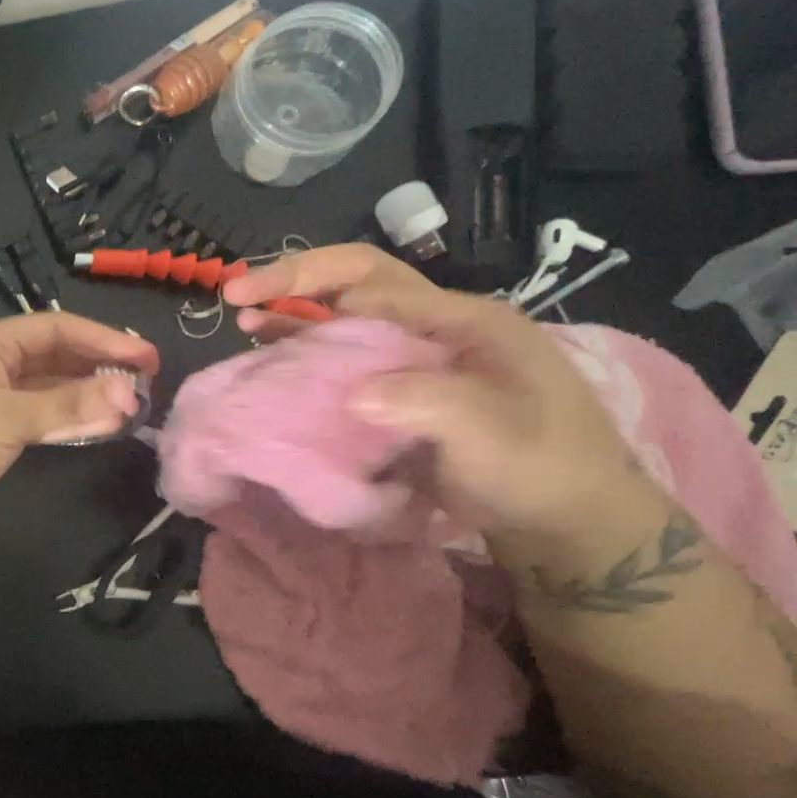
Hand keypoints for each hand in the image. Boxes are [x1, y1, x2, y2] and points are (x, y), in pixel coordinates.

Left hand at [0, 314, 157, 529]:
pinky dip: (63, 419)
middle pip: (54, 355)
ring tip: (129, 408)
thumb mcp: (10, 419)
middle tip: (145, 385)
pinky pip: (34, 414)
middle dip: (98, 369)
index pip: (57, 328)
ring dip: (85, 396)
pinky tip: (96, 426)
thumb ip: (70, 404)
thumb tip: (129, 392)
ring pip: (46, 388)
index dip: (105, 340)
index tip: (147, 359)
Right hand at [222, 245, 656, 541]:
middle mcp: (434, 328)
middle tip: (236, 293)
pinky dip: (304, 354)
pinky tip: (271, 359)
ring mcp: (414, 360)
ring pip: (345, 320)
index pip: (374, 282)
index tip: (251, 302)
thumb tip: (355, 392)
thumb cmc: (538, 469)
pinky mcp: (397, 392)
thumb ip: (432, 404)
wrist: (561, 516)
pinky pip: (344, 361)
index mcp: (463, 320)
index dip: (307, 283)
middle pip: (357, 283)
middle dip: (295, 281)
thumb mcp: (495, 438)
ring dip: (294, 314)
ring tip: (243, 318)